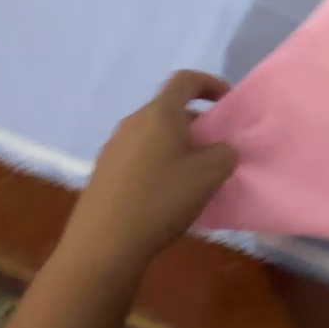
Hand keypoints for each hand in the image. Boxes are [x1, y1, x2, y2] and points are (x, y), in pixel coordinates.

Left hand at [55, 70, 238, 276]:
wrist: (102, 247)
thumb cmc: (161, 199)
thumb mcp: (210, 174)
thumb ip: (225, 152)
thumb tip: (221, 150)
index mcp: (160, 113)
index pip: (185, 79)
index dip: (210, 83)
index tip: (226, 103)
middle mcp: (133, 122)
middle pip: (169, 109)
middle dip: (196, 123)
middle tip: (214, 148)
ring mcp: (113, 148)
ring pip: (153, 134)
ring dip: (176, 145)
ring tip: (191, 175)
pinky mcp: (102, 174)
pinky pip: (138, 156)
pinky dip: (157, 163)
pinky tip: (164, 196)